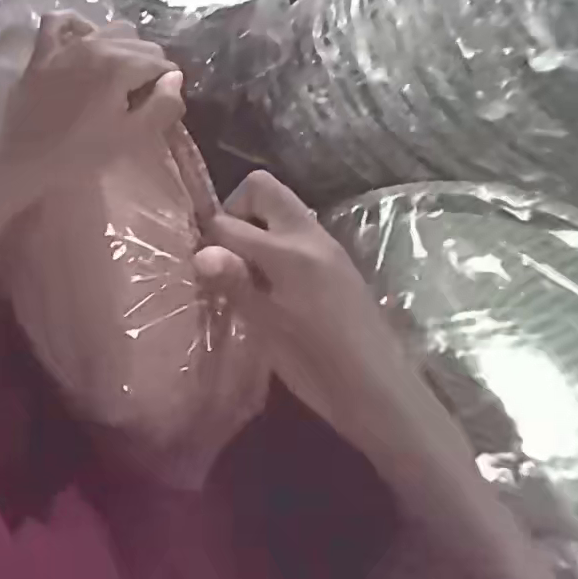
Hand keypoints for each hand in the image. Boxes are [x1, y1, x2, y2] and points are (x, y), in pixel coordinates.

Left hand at [0, 12, 184, 190]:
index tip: (157, 108)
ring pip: (110, 29)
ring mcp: (66, 45)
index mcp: (121, 65)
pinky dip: (78, 26)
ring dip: (122, 47)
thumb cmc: (80, 154)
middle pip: (140, 44)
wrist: (23, 161)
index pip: (162, 63)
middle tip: (140, 99)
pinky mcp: (42, 52)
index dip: (166, 86)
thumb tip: (176, 79)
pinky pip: (61, 21)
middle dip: (148, 67)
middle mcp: (96, 45)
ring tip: (118, 77)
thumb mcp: (131, 136)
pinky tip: (84, 40)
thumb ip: (163, 105)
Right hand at [193, 171, 413, 434]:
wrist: (379, 391)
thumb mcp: (266, 327)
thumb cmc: (316, 365)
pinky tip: (269, 282)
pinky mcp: (335, 259)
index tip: (198, 262)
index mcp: (288, 252)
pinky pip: (296, 229)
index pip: (231, 223)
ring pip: (281, 207)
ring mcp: (326, 244)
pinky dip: (274, 241)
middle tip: (225, 252)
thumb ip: (234, 282)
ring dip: (256, 224)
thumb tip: (199, 252)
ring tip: (243, 270)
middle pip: (263, 188)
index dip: (208, 238)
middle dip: (235, 209)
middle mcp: (309, 235)